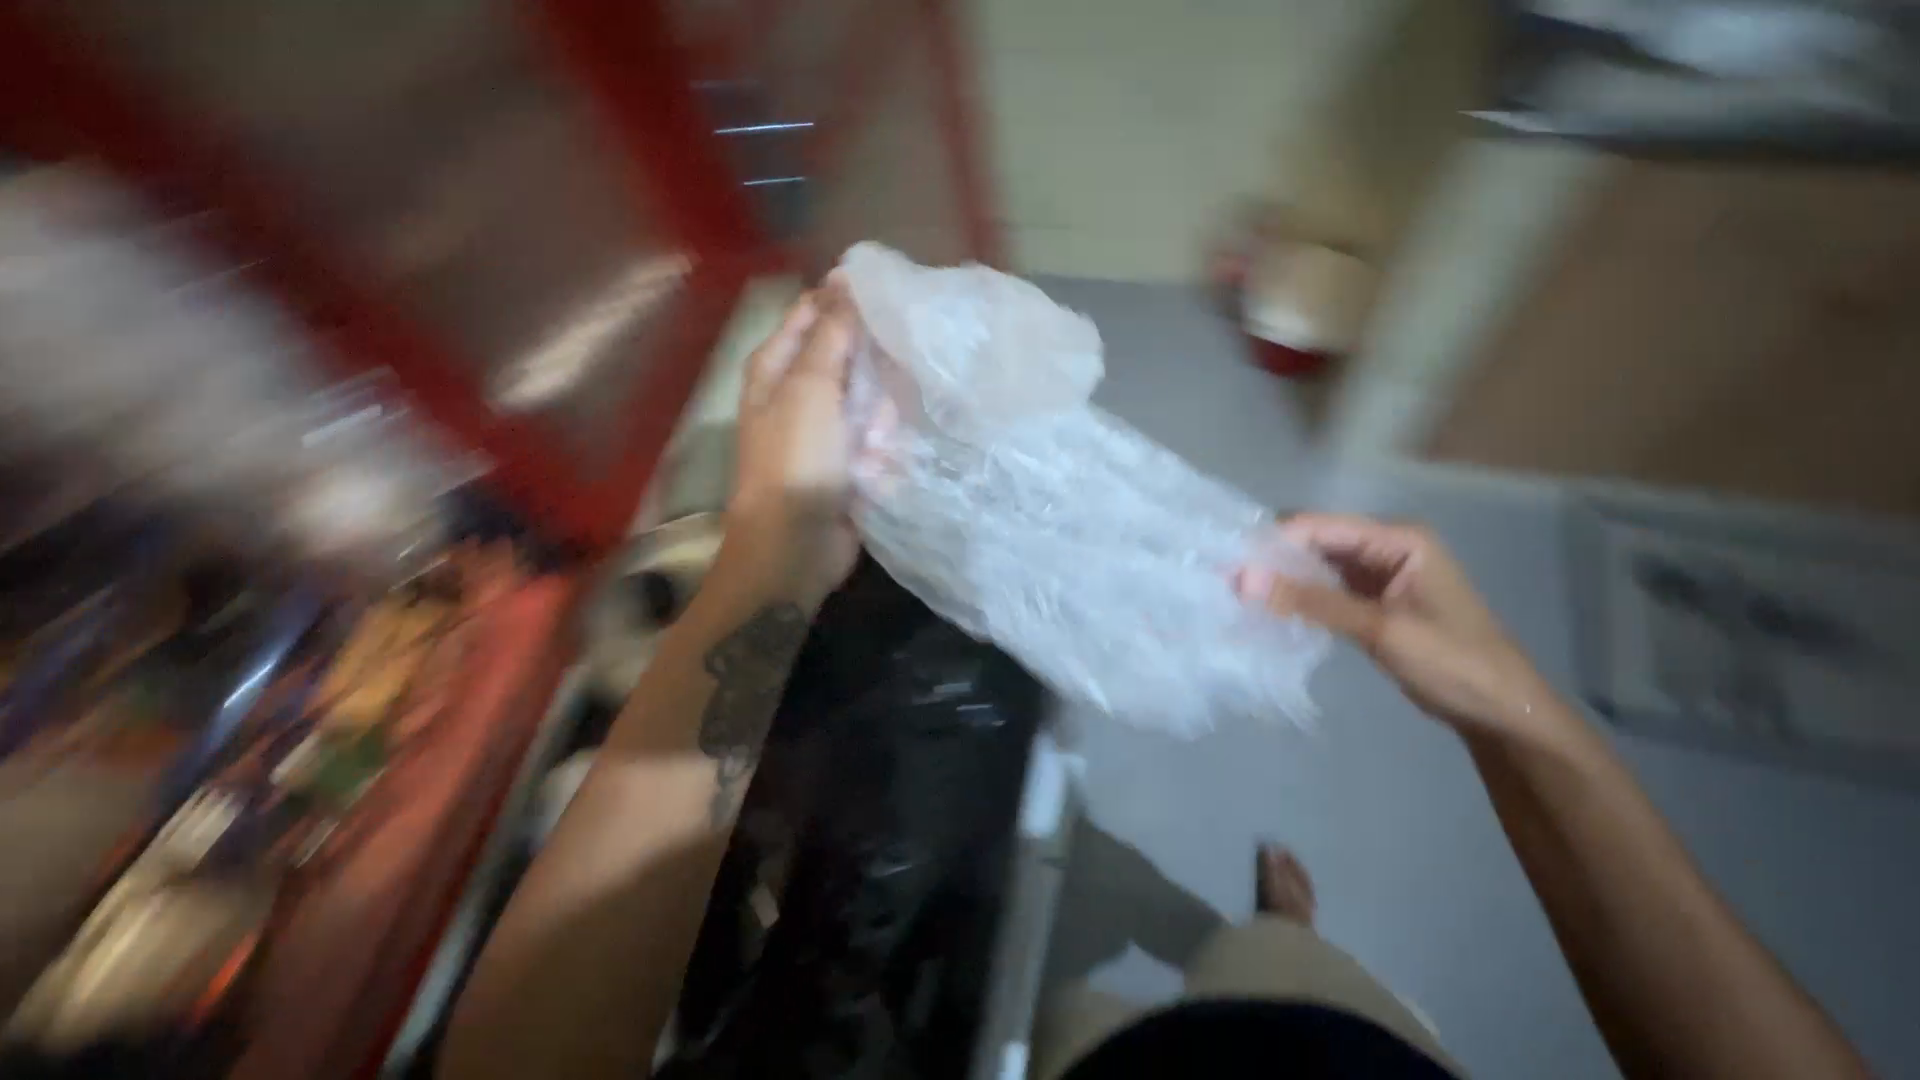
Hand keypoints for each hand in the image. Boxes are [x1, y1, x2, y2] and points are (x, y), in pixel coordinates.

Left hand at [720, 288, 862, 603]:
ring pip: (874, 400)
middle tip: (883, 390)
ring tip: (870, 446)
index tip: (890, 300)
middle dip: (874, 373)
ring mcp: (828, 429)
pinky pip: (880, 439)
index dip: (849, 302)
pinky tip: (874, 470)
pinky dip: (881, 452)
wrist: (796, 545)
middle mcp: (800, 392)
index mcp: (777, 366)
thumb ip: (832, 331)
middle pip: (852, 357)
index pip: (815, 312)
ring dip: (879, 421)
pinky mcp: (851, 461)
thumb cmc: (796, 459)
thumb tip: (845, 276)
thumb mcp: (812, 386)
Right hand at [1253, 513, 1572, 748]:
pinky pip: (1327, 588)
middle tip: (1226, 582)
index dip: (1273, 543)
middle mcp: (1388, 546)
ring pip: (1318, 565)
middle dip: (1273, 559)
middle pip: (1316, 541)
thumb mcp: (1381, 630)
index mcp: (1400, 539)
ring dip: (1283, 579)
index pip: (1320, 526)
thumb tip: (1243, 580)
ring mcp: (1381, 574)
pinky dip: (1300, 598)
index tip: (1228, 566)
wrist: (1503, 712)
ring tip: (1237, 595)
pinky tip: (1270, 611)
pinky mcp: (1374, 601)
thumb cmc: (1454, 663)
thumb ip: (1312, 602)